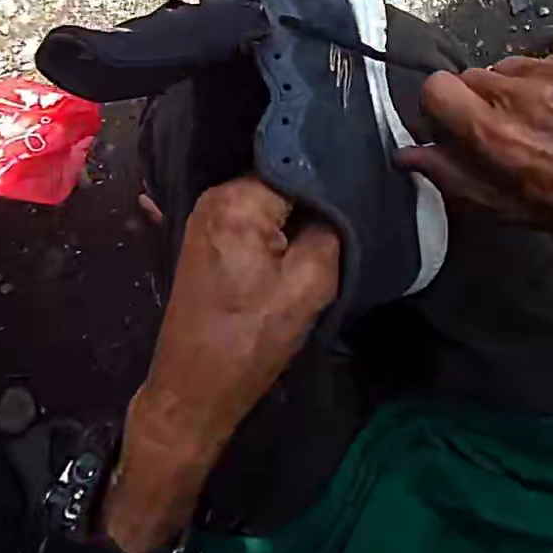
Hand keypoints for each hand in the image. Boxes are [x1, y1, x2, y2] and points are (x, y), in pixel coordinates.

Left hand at [126, 175, 339, 478]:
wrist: (193, 389)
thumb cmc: (250, 341)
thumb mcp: (310, 286)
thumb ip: (331, 230)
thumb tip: (336, 201)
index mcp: (238, 200)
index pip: (298, 163)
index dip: (331, 178)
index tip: (359, 190)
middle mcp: (214, 196)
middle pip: (280, 177)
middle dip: (312, 196)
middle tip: (344, 218)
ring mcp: (204, 216)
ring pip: (267, 198)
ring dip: (293, 214)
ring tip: (322, 231)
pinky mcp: (204, 236)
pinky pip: (250, 215)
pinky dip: (273, 226)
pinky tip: (294, 242)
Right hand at [396, 46, 552, 244]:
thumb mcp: (515, 208)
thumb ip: (456, 177)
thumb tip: (410, 157)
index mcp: (499, 136)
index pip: (436, 88)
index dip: (439, 107)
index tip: (454, 124)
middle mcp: (524, 95)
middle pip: (471, 76)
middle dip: (479, 102)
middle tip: (509, 131)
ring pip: (509, 66)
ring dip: (516, 90)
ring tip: (548, 121)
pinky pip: (551, 59)